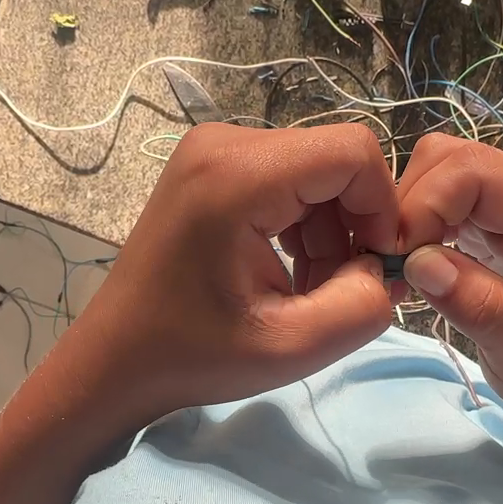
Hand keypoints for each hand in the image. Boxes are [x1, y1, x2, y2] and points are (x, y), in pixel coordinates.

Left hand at [58, 122, 400, 422]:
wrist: (114, 360)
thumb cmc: (192, 357)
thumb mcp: (292, 347)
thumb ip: (364, 306)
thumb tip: (388, 270)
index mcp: (238, 174)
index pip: (353, 152)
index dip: (382, 209)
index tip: (375, 268)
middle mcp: (224, 142)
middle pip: (333, 162)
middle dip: (353, 227)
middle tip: (343, 289)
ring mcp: (213, 152)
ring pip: (313, 174)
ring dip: (329, 235)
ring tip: (310, 293)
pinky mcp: (210, 170)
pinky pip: (285, 183)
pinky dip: (302, 229)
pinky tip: (288, 276)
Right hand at [394, 135, 502, 499]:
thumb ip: (484, 310)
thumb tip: (422, 262)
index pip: (475, 172)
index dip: (424, 204)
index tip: (397, 261)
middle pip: (450, 157)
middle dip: (406, 205)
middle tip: (392, 268)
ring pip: (439, 167)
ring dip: (406, 211)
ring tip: (401, 268)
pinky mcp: (492, 215)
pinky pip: (441, 191)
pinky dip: (414, 220)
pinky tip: (414, 264)